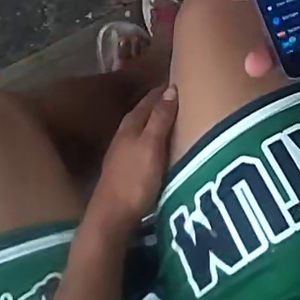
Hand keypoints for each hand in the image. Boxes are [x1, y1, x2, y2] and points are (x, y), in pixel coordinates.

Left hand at [82, 85, 176, 235]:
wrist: (110, 219)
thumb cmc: (135, 179)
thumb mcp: (152, 145)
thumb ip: (161, 117)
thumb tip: (171, 88)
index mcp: (131, 123)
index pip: (151, 97)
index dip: (167, 88)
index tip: (186, 79)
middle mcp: (125, 133)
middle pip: (147, 110)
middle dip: (165, 101)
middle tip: (189, 96)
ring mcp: (123, 151)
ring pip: (146, 126)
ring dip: (162, 120)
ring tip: (182, 117)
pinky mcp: (127, 168)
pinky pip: (146, 142)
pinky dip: (158, 136)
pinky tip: (167, 143)